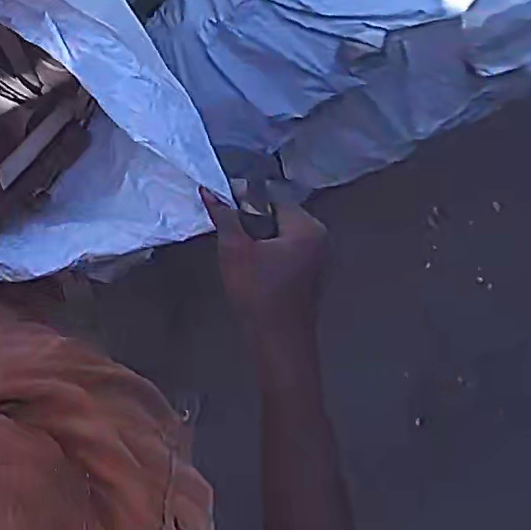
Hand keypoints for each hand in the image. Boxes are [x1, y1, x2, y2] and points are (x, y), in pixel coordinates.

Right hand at [201, 189, 327, 330]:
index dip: (243, 200)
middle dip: (250, 220)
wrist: (276, 338)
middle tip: (227, 231)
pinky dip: (267, 251)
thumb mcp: (234, 248)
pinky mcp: (310, 275)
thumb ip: (224, 215)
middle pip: (276, 215)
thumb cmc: (257, 289)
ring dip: (257, 236)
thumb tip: (210, 190)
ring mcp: (318, 259)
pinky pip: (285, 251)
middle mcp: (321, 239)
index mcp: (308, 227)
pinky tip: (250, 265)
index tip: (222, 208)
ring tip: (236, 249)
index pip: (271, 198)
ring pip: (279, 234)